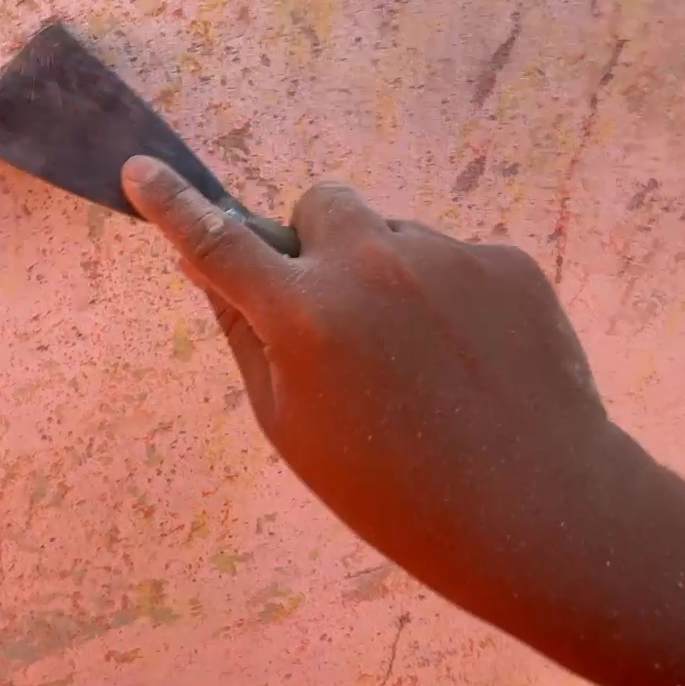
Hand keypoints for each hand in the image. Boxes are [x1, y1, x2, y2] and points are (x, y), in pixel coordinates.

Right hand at [121, 155, 632, 610]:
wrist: (545, 517)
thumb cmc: (386, 486)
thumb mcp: (285, 418)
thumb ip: (241, 328)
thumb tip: (199, 264)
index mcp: (304, 314)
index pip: (217, 241)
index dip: (172, 203)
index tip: (139, 168)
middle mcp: (370, 266)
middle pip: (319, 203)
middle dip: (315, 241)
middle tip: (336, 305)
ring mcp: (446, 256)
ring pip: (389, 234)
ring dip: (383, 271)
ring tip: (420, 351)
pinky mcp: (508, 261)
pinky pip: (450, 255)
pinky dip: (445, 290)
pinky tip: (469, 352)